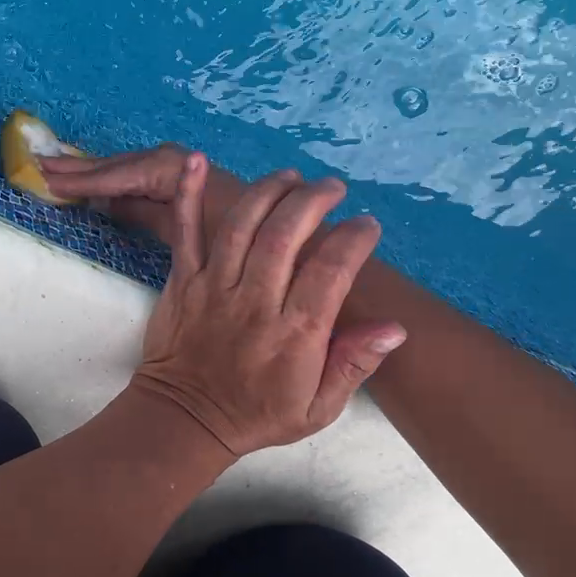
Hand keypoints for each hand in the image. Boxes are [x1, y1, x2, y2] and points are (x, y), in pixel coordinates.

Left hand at [45, 151, 404, 456]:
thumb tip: (394, 326)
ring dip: (266, 192)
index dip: (351, 242)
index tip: (367, 223)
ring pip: (240, 226)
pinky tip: (196, 160)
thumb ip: (354, 363)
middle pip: (283, 238)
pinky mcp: (181, 277)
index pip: (329, 274)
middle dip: (311, 203)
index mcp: (294, 334)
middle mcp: (253, 301)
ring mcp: (212, 285)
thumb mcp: (319, 407)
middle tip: (332, 186)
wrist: (185, 415)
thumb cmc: (258, 412)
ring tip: (290, 175)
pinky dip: (188, 194)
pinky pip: (183, 230)